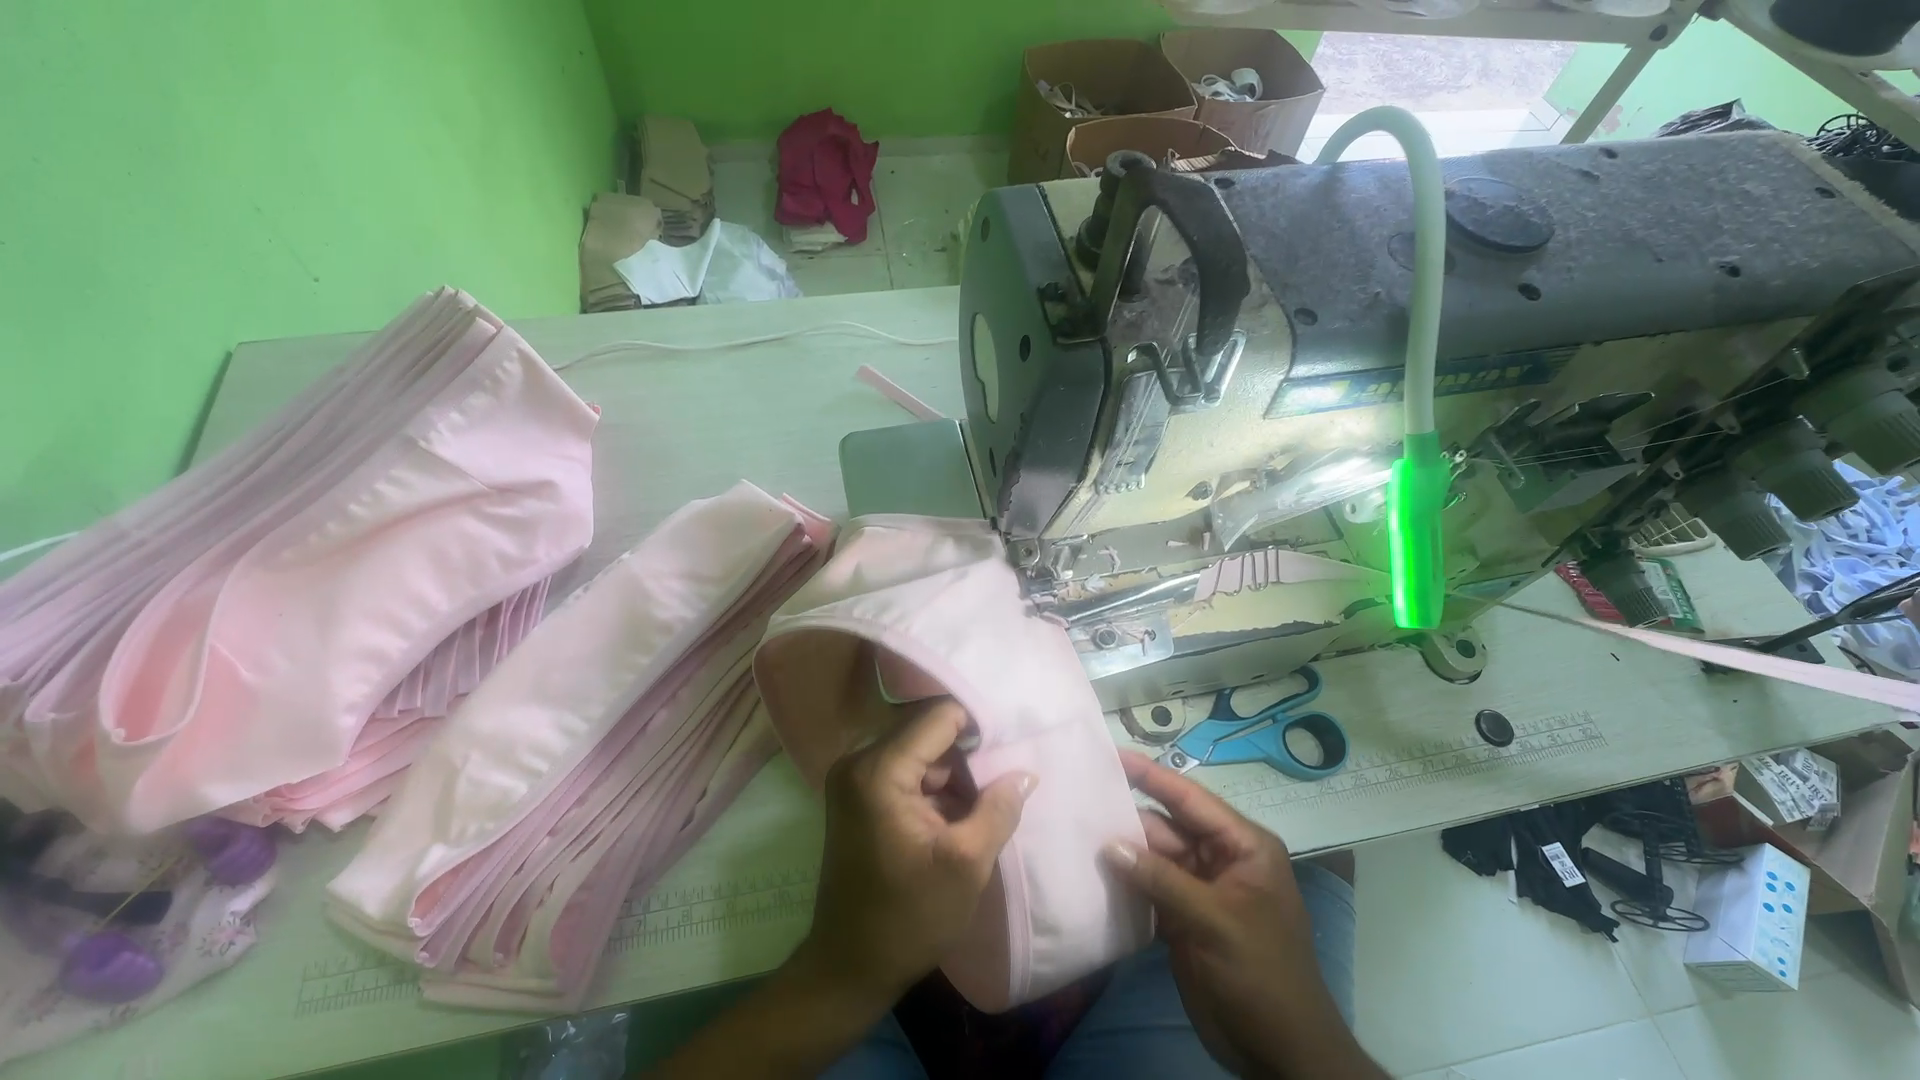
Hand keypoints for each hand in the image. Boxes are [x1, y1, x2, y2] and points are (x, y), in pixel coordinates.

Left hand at [799, 699, 1036, 1007]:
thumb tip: (1025, 771)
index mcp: (878, 770)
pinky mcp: (857, 798)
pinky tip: (957, 820)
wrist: (851, 966)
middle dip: (968, 757)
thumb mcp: (967, 863)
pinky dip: (934, 790)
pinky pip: (906, 773)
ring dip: (953, 777)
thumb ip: (999, 807)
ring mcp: (854, 780)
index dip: (980, 728)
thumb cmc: (909, 917)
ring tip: (983, 808)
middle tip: (1001, 785)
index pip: (939, 716)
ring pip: (920, 754)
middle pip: (928, 733)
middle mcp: (858, 762)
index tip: (1011, 752)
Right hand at [1101, 751, 1381, 1079]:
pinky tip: (1088, 874)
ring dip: (1120, 851)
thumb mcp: (1216, 921)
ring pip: (1152, 858)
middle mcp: (1220, 860)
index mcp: (1243, 847)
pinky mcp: (1181, 920)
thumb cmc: (1262, 974)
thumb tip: (1110, 844)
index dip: (1152, 775)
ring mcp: (1199, 891)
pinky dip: (1122, 883)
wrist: (1279, 1049)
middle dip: (1126, 815)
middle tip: (1076, 799)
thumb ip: (1163, 880)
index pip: (1191, 800)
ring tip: (1072, 831)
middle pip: (1166, 827)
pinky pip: (1147, 890)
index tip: (1111, 753)